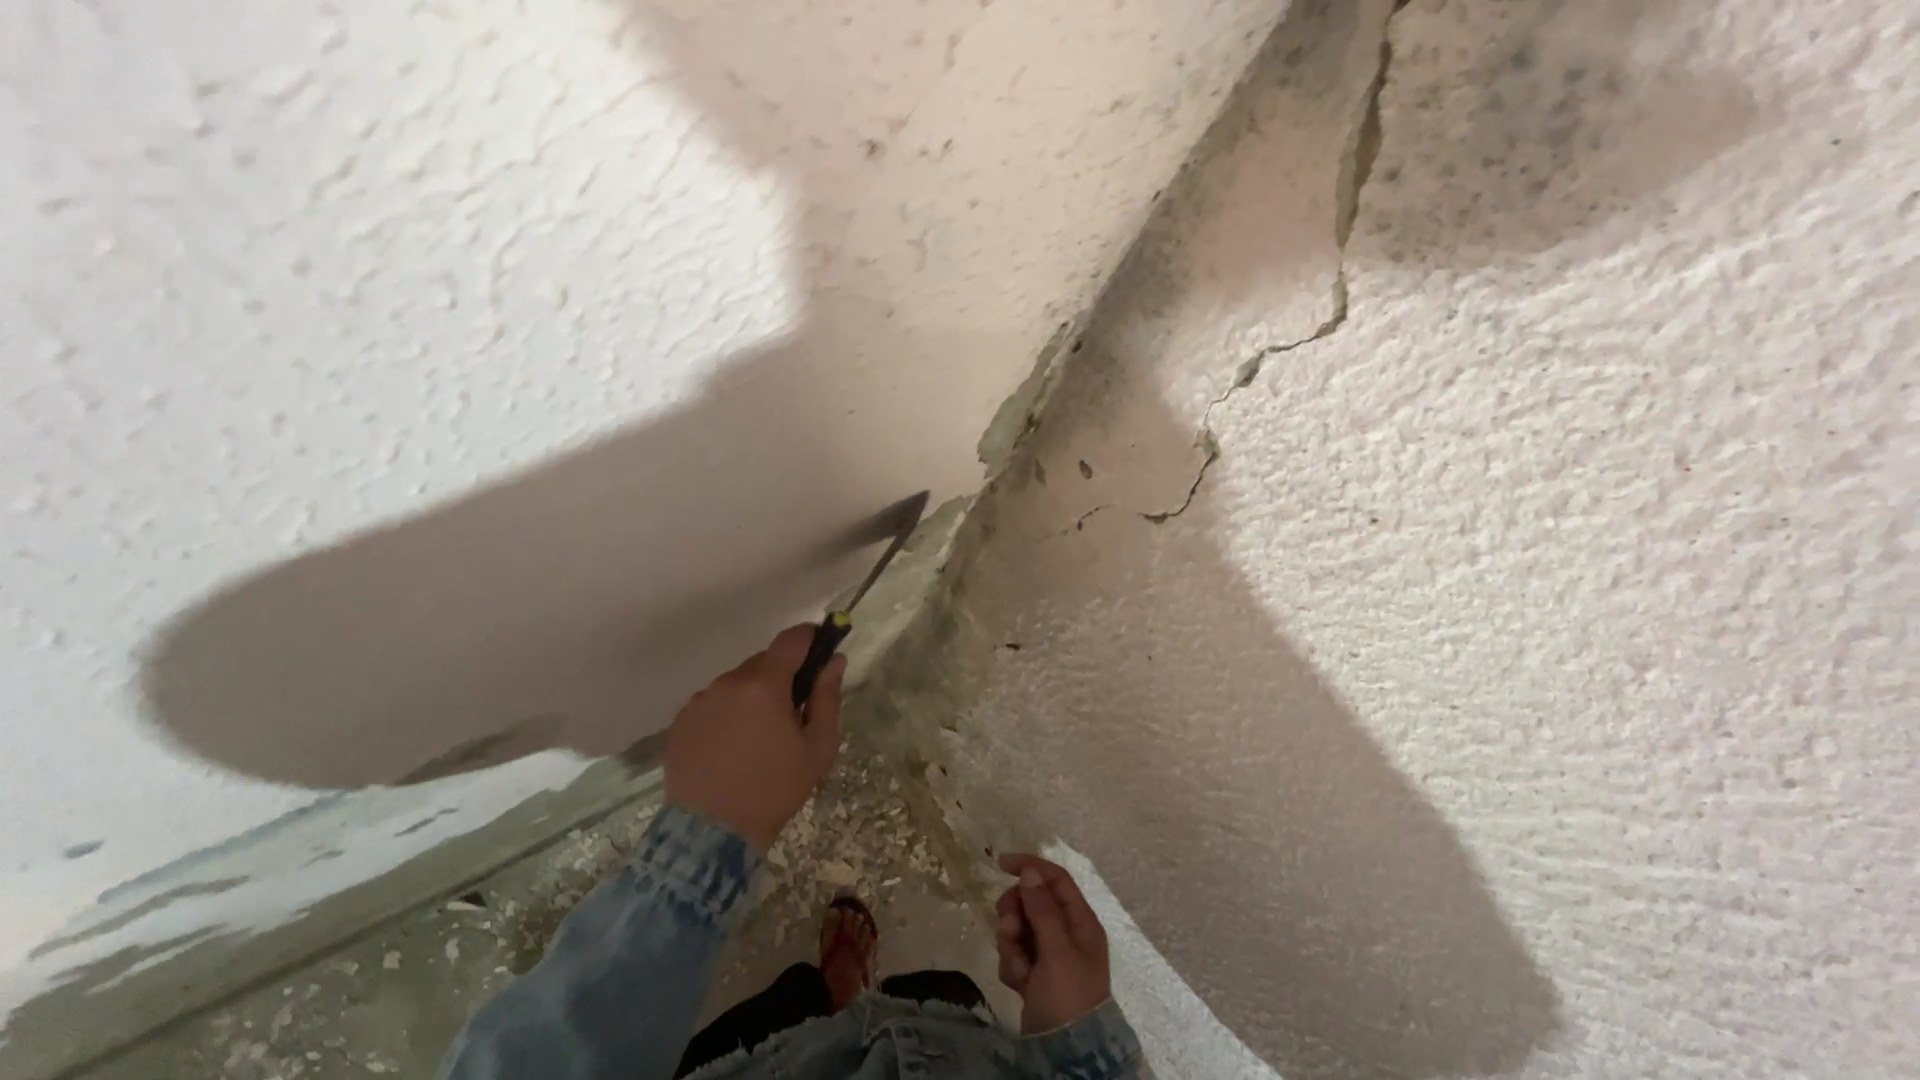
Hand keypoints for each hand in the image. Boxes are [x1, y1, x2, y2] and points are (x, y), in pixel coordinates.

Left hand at [664, 624, 845, 850]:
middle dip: (782, 677)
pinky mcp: (681, 721)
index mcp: (765, 684)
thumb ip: (828, 697)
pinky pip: (714, 704)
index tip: (822, 648)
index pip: (791, 639)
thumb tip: (835, 661)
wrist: (713, 832)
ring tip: (759, 738)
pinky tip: (732, 748)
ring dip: (753, 696)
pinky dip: (728, 714)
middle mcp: (728, 682)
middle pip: (764, 662)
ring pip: (737, 683)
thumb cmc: (775, 789)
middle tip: (793, 713)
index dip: (811, 637)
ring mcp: (700, 700)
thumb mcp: (817, 747)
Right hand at [993, 853, 1112, 1033]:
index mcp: (1080, 922)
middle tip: (1010, 932)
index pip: (1055, 879)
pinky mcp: (1035, 975)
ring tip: (1020, 970)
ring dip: (1012, 945)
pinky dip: (1012, 965)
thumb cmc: (1068, 996)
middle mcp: (1066, 934)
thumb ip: (1043, 909)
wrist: (1068, 1053)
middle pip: (1031, 902)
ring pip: (1019, 928)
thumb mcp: (1058, 950)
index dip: (1030, 866)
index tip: (1000, 864)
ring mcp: (1050, 955)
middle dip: (1015, 914)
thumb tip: (1030, 871)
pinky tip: (1019, 984)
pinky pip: (1014, 954)